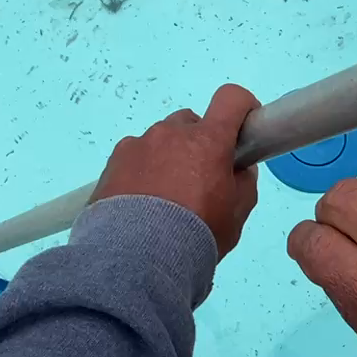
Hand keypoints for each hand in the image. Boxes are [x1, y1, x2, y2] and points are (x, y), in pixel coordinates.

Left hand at [91, 84, 260, 256]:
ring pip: (161, 140)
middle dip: (200, 143)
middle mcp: (172, 133)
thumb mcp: (235, 217)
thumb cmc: (196, 235)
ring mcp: (139, 144)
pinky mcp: (114, 161)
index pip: (231, 99)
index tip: (243, 128)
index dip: (242, 108)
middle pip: (192, 123)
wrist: (138, 258)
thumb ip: (243, 185)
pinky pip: (134, 156)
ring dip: (168, 158)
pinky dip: (141, 171)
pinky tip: (140, 203)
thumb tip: (238, 169)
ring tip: (163, 200)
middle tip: (200, 180)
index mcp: (208, 141)